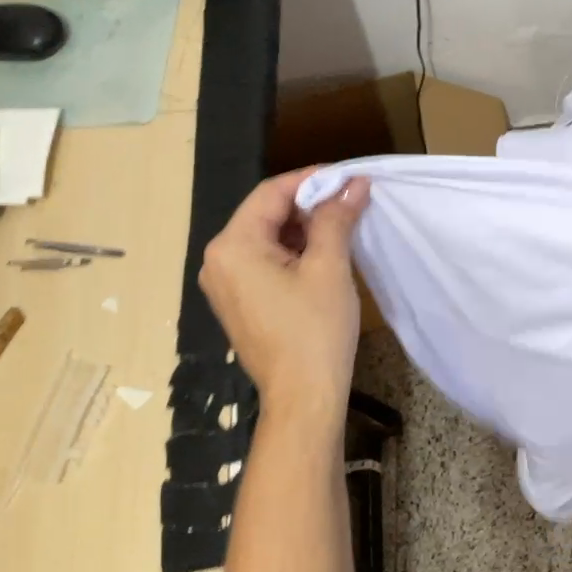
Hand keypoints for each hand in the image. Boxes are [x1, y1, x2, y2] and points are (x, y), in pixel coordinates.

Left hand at [200, 167, 370, 421]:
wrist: (303, 394)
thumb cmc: (316, 330)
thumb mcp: (329, 269)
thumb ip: (336, 221)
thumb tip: (353, 185)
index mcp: (233, 245)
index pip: (271, 193)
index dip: (311, 179)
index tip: (350, 177)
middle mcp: (218, 259)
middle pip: (265, 215)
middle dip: (308, 205)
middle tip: (351, 202)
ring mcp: (225, 284)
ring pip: (265, 240)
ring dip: (303, 230)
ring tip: (343, 229)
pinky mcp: (239, 303)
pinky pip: (263, 263)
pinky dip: (293, 253)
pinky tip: (323, 259)